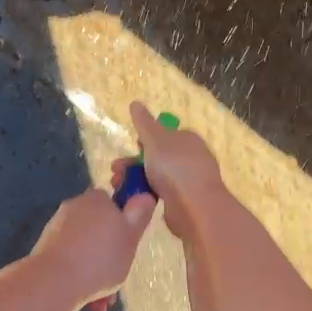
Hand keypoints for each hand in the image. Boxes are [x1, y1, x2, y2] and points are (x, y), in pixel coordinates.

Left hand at [30, 188, 154, 310]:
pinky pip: (70, 257)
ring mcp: (57, 225)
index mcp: (96, 199)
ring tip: (101, 301)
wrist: (55, 280)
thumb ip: (139, 216)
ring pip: (85, 247)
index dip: (123, 223)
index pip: (112, 203)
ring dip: (96, 270)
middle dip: (108, 254)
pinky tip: (87, 299)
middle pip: (98, 228)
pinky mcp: (46, 244)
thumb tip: (145, 195)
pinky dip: (79, 274)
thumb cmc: (100, 259)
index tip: (127, 245)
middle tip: (116, 277)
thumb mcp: (130, 238)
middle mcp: (74, 206)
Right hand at [109, 101, 228, 246]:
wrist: (195, 207)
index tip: (132, 146)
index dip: (146, 138)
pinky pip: (160, 192)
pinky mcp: (183, 201)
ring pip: (156, 175)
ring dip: (135, 177)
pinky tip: (132, 196)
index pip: (165, 133)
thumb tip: (135, 103)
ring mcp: (188, 180)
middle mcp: (191, 157)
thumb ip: (144, 122)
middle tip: (116, 169)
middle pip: (157, 155)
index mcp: (188, 139)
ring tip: (117, 184)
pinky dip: (145, 193)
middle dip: (134, 161)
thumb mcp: (155, 138)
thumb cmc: (174, 166)